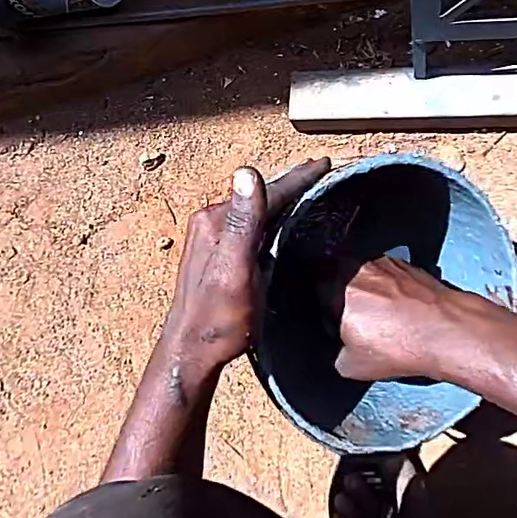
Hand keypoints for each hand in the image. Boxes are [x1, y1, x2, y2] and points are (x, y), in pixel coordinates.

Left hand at [162, 159, 329, 370]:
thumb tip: (247, 171)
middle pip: (261, 195)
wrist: (192, 353)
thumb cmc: (216, 318)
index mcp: (216, 220)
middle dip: (292, 182)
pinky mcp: (220, 254)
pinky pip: (253, 224)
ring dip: (283, 197)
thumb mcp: (233, 269)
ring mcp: (215, 238)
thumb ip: (243, 222)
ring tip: (308, 187)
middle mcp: (212, 222)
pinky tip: (284, 219)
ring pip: (257, 209)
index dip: (298, 178)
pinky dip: (274, 215)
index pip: (266, 191)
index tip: (324, 164)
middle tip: (320, 170)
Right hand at [332, 256, 513, 381]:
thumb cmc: (401, 345)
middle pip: (338, 275)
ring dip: (368, 289)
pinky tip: (402, 308)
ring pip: (364, 273)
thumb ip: (335, 351)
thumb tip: (341, 348)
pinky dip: (391, 287)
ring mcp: (385, 263)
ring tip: (384, 315)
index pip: (314, 289)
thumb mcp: (351, 366)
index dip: (321, 307)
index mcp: (336, 289)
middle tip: (356, 317)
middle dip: (343, 294)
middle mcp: (358, 269)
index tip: (332, 322)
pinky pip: (389, 273)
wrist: (445, 330)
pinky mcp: (408, 264)